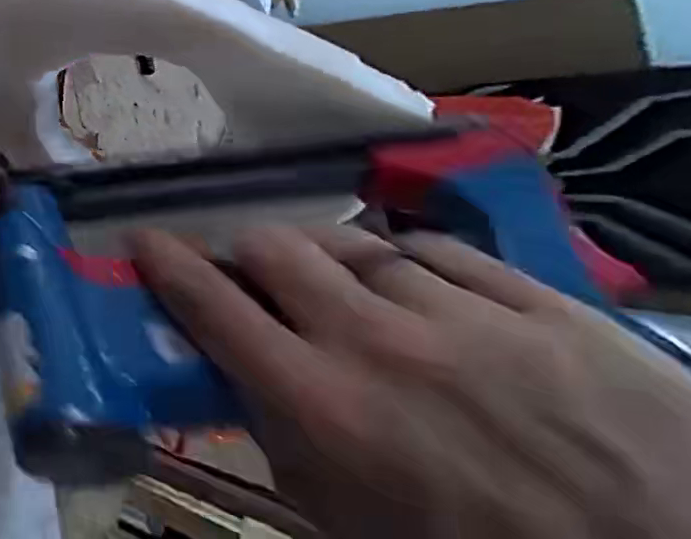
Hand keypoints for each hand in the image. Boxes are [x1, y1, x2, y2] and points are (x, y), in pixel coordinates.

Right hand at [132, 226, 690, 538]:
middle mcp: (382, 344)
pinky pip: (446, 253)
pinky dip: (419, 268)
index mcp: (330, 412)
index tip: (143, 238)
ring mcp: (469, 316)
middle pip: (277, 246)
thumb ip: (291, 452)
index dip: (168, 264)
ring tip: (354, 291)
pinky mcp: (547, 304)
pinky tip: (433, 296)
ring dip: (338, 265)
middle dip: (252, 253)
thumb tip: (244, 379)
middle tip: (258, 274)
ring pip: (360, 245)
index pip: (215, 307)